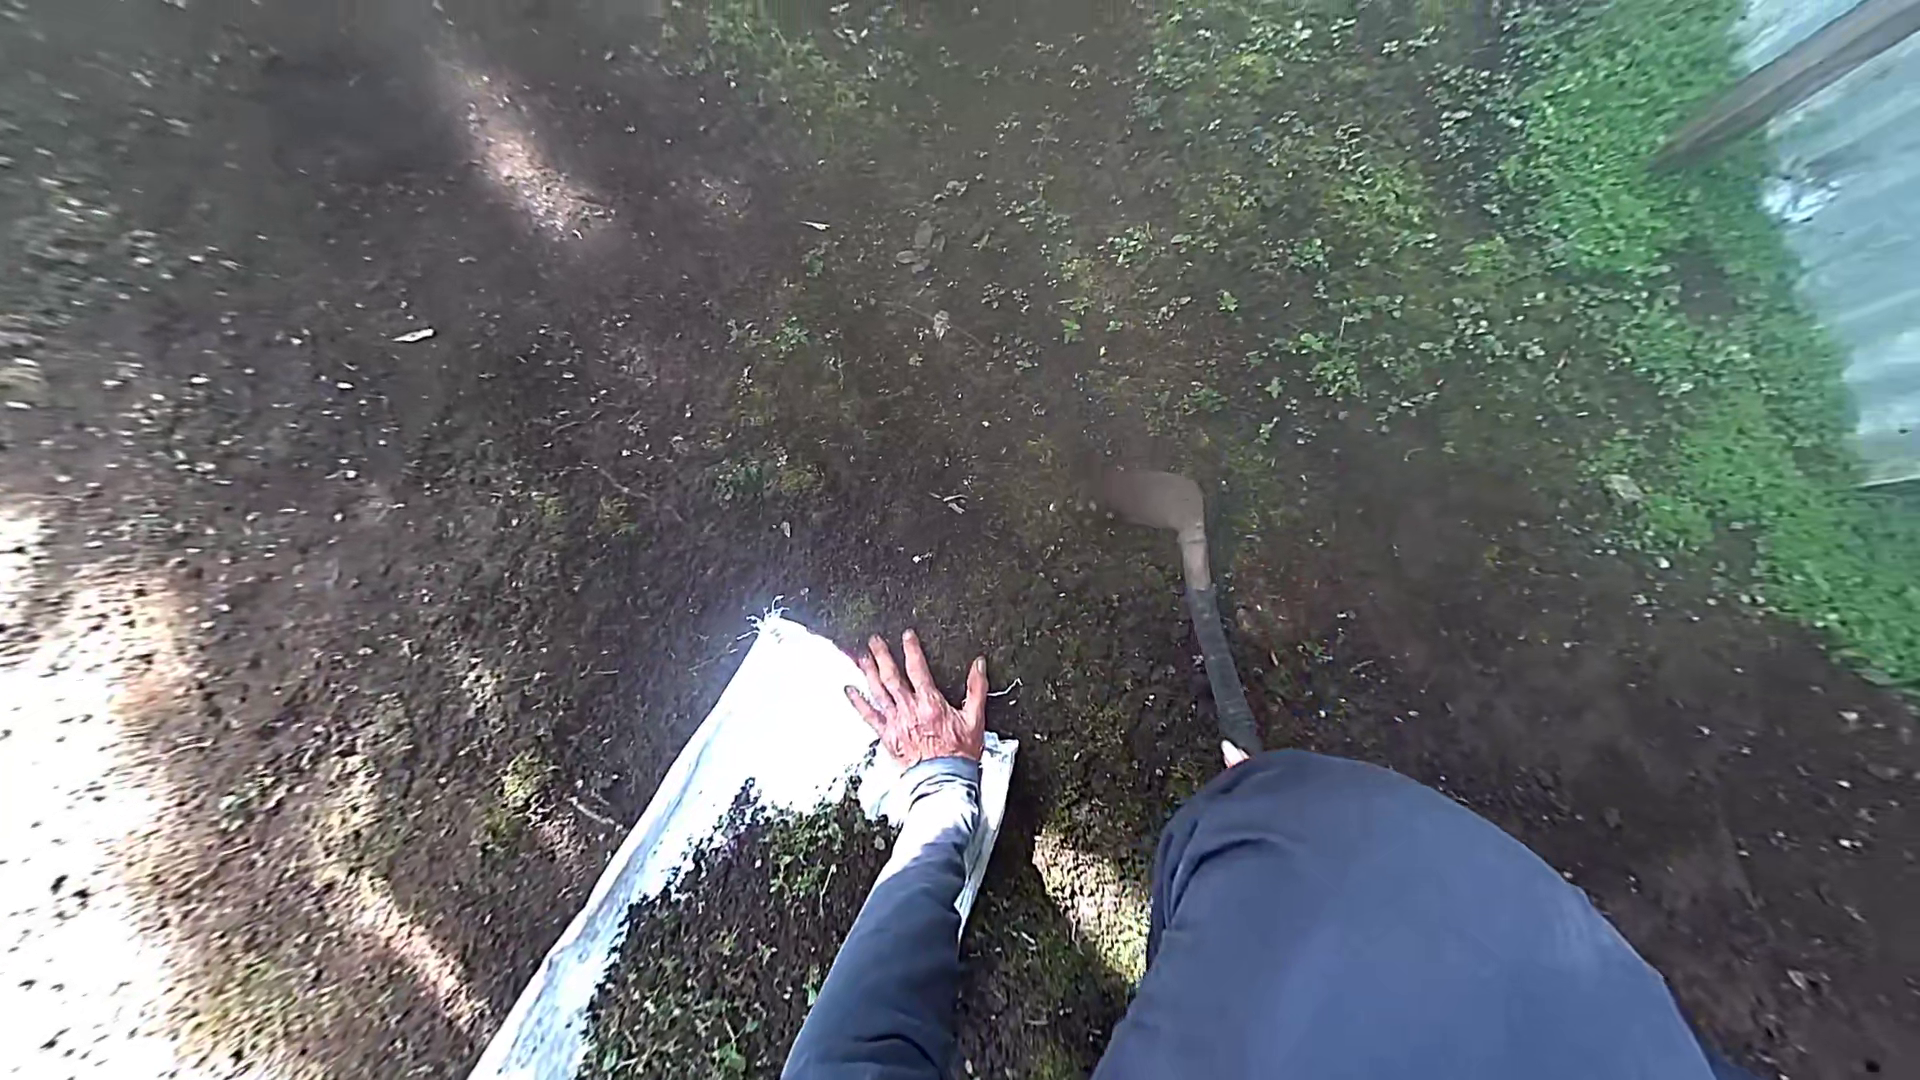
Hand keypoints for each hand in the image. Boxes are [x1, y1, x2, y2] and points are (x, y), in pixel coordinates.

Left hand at [845, 630, 986, 768]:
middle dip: (882, 656)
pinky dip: (858, 702)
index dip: (911, 649)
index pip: (917, 669)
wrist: (945, 782)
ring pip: (878, 692)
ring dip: (869, 672)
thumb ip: (976, 689)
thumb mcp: (975, 719)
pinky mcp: (887, 736)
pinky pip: (869, 716)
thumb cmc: (961, 752)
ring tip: (861, 657)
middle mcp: (909, 709)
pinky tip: (849, 690)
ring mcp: (896, 723)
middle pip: (892, 677)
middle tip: (874, 639)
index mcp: (930, 703)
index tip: (906, 635)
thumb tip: (979, 664)